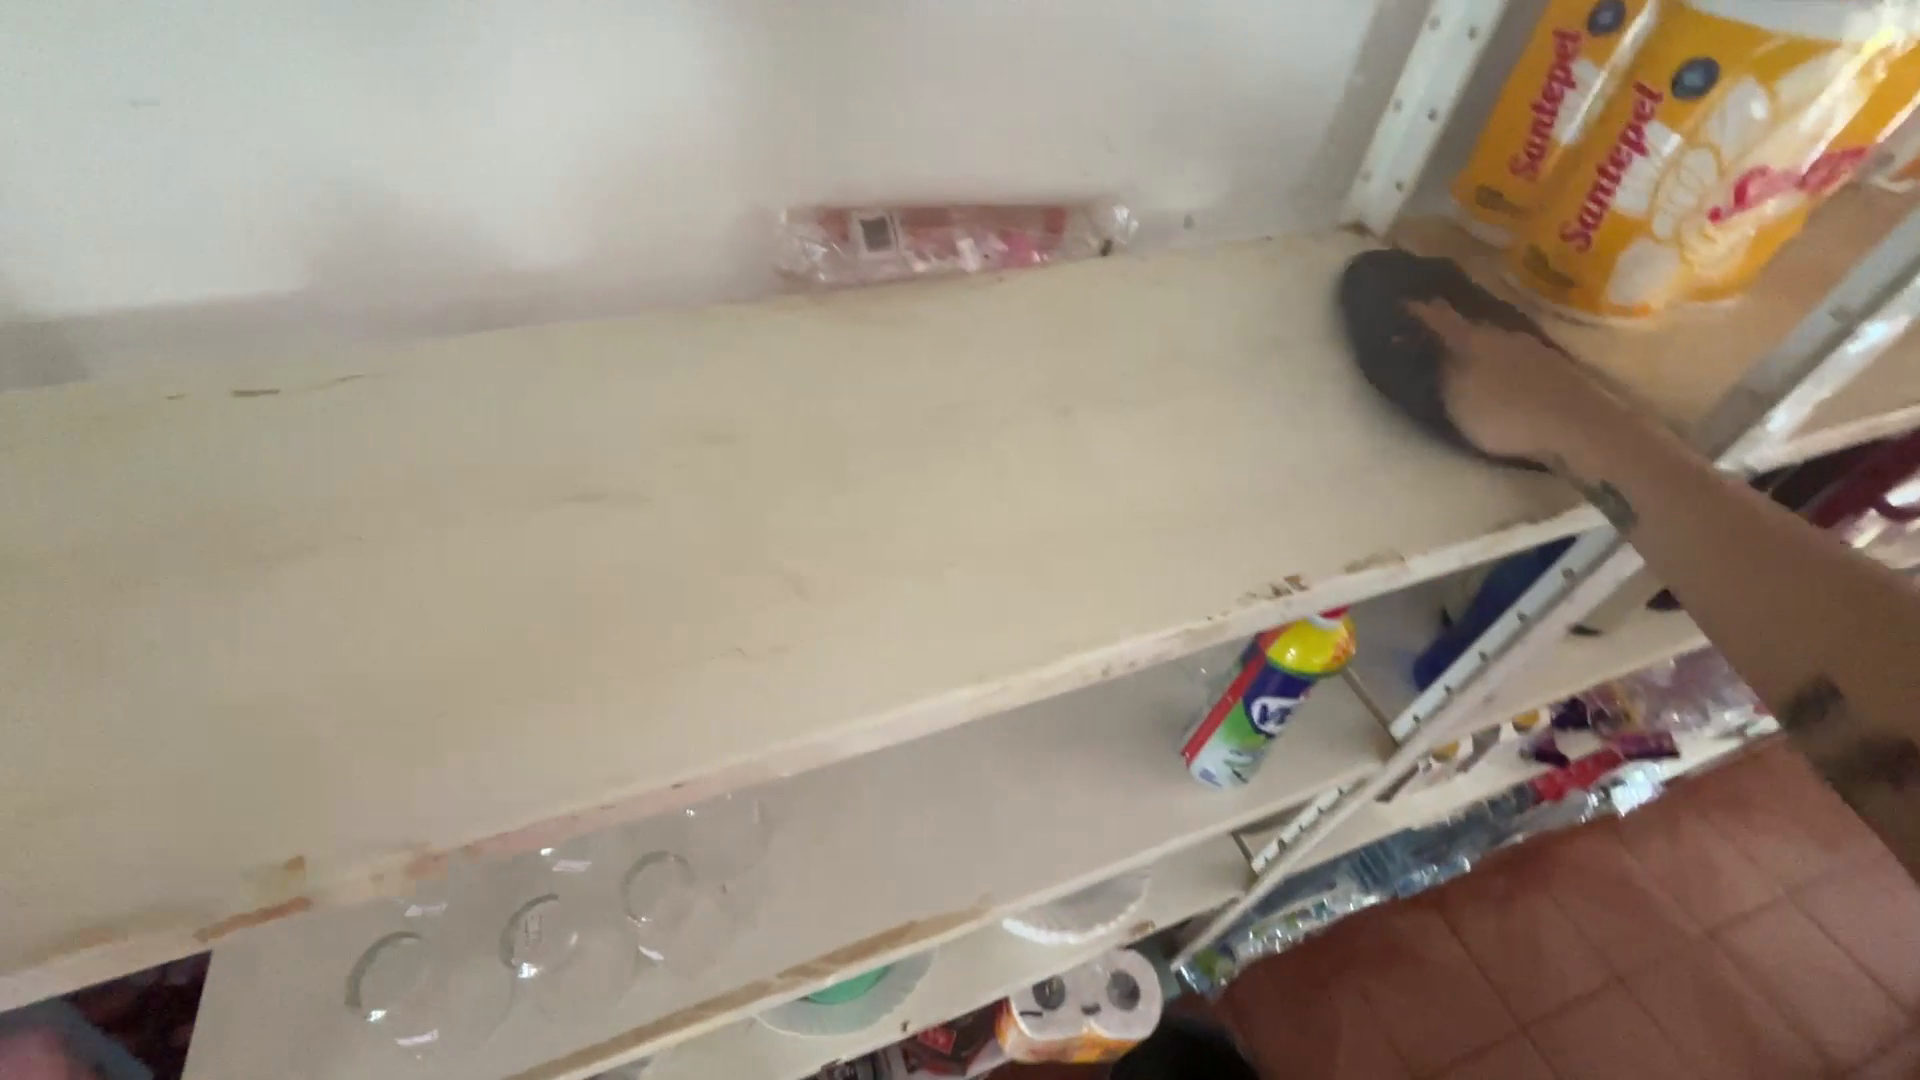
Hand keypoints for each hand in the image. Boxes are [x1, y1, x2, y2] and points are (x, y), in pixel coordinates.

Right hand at [1405, 299, 1628, 467]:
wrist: (1574, 426)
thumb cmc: (1502, 415)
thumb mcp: (1456, 398)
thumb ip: (1442, 372)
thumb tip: (1434, 350)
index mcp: (1472, 341)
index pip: (1440, 318)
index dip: (1420, 311)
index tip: (1404, 304)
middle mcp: (1502, 335)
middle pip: (1470, 326)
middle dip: (1449, 329)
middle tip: (1430, 335)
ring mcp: (1531, 348)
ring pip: (1494, 339)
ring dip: (1476, 345)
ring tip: (1463, 356)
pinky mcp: (1551, 365)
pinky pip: (1514, 354)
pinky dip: (1499, 359)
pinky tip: (1498, 373)